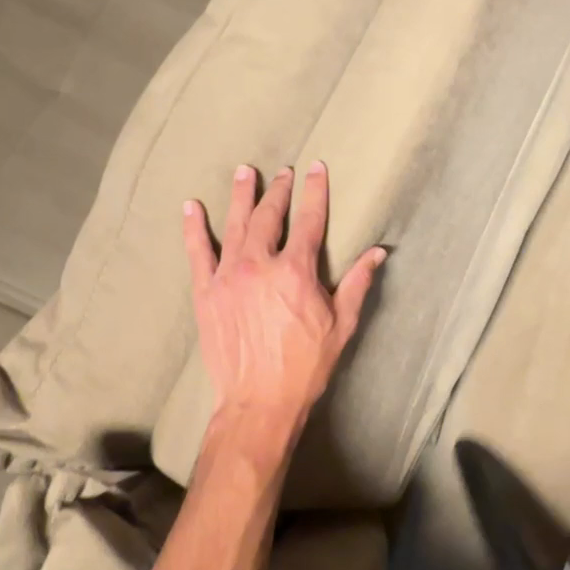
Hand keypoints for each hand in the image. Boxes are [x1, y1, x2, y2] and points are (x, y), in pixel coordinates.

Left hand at [182, 163, 384, 426]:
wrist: (259, 401)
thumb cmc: (306, 365)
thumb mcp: (342, 324)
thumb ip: (358, 283)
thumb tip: (378, 252)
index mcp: (295, 271)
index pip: (309, 220)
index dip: (315, 192)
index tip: (316, 168)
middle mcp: (260, 265)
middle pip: (269, 216)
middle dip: (279, 190)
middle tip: (284, 173)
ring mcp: (228, 277)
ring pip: (234, 225)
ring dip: (240, 196)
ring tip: (244, 172)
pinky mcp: (206, 293)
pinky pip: (197, 252)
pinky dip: (193, 228)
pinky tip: (192, 206)